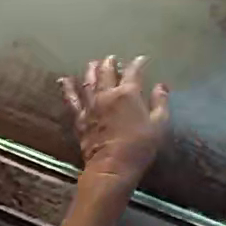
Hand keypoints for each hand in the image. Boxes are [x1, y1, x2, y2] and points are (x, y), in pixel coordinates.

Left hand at [59, 55, 170, 179]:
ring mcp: (91, 105)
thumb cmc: (140, 146)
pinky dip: (67, 88)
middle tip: (112, 58)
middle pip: (107, 72)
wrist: (112, 167)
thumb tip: (161, 86)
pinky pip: (71, 100)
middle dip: (110, 63)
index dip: (138, 63)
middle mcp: (108, 94)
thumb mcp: (159, 124)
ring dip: (91, 70)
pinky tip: (64, 80)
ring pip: (89, 81)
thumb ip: (160, 102)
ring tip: (93, 63)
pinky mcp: (80, 118)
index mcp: (129, 93)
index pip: (134, 71)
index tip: (142, 59)